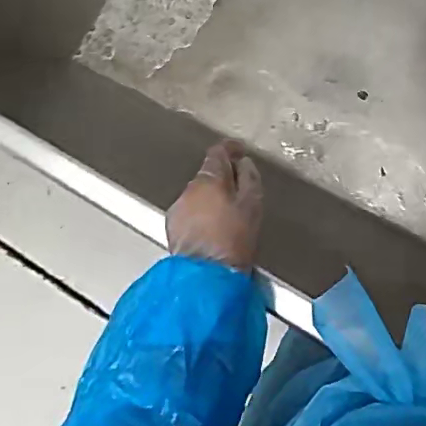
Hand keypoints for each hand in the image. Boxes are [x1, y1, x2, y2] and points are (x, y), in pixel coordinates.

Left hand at [166, 140, 262, 268]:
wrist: (207, 277)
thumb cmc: (233, 238)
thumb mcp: (253, 204)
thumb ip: (249, 178)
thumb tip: (245, 165)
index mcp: (209, 179)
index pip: (217, 152)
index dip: (231, 149)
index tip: (239, 151)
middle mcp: (189, 190)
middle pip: (207, 175)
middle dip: (223, 178)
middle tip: (241, 189)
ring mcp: (177, 210)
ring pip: (198, 195)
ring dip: (211, 198)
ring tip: (229, 214)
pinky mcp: (173, 230)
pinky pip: (190, 213)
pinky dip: (201, 215)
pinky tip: (214, 228)